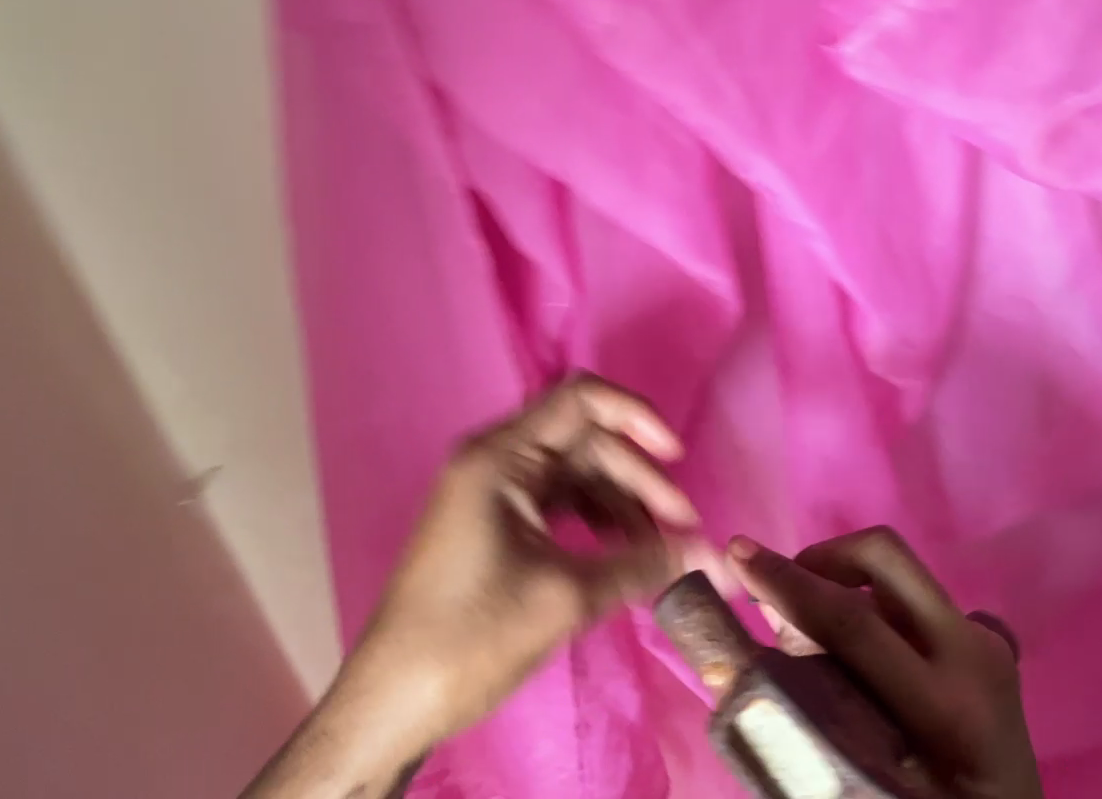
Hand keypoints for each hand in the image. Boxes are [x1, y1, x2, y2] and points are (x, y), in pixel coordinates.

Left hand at [243, 375, 702, 798]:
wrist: (391, 701)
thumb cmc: (470, 637)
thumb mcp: (565, 598)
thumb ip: (642, 565)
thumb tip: (710, 555)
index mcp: (500, 456)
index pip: (581, 400)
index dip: (636, 417)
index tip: (676, 457)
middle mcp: (494, 458)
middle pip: (584, 440)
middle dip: (637, 477)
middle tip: (682, 526)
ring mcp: (492, 488)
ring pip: (575, 472)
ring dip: (620, 502)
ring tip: (657, 547)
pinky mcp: (494, 518)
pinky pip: (557, 500)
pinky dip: (594, 519)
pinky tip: (622, 551)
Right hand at [728, 527, 1042, 798]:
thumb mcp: (866, 785)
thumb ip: (816, 714)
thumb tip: (752, 648)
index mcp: (946, 706)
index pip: (853, 621)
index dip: (788, 583)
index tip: (738, 553)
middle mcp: (972, 656)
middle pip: (885, 557)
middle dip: (820, 557)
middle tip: (779, 589)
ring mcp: (985, 641)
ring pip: (896, 571)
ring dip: (842, 580)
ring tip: (808, 624)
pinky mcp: (988, 640)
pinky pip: (911, 599)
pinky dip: (869, 604)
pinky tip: (852, 648)